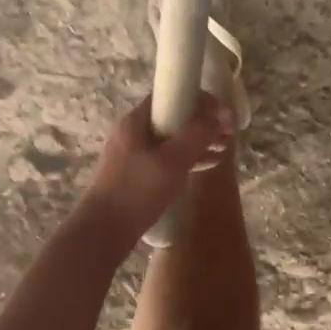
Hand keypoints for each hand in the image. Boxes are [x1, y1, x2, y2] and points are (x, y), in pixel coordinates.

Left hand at [81, 93, 234, 241]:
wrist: (101, 234)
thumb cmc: (136, 192)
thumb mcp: (172, 161)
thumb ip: (196, 134)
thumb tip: (218, 113)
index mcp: (137, 121)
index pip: (171, 95)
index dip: (200, 99)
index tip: (223, 113)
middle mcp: (133, 132)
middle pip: (174, 117)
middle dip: (203, 123)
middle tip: (228, 133)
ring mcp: (133, 155)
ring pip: (172, 140)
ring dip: (199, 142)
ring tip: (224, 149)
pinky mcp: (136, 176)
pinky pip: (167, 159)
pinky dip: (188, 159)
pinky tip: (208, 166)